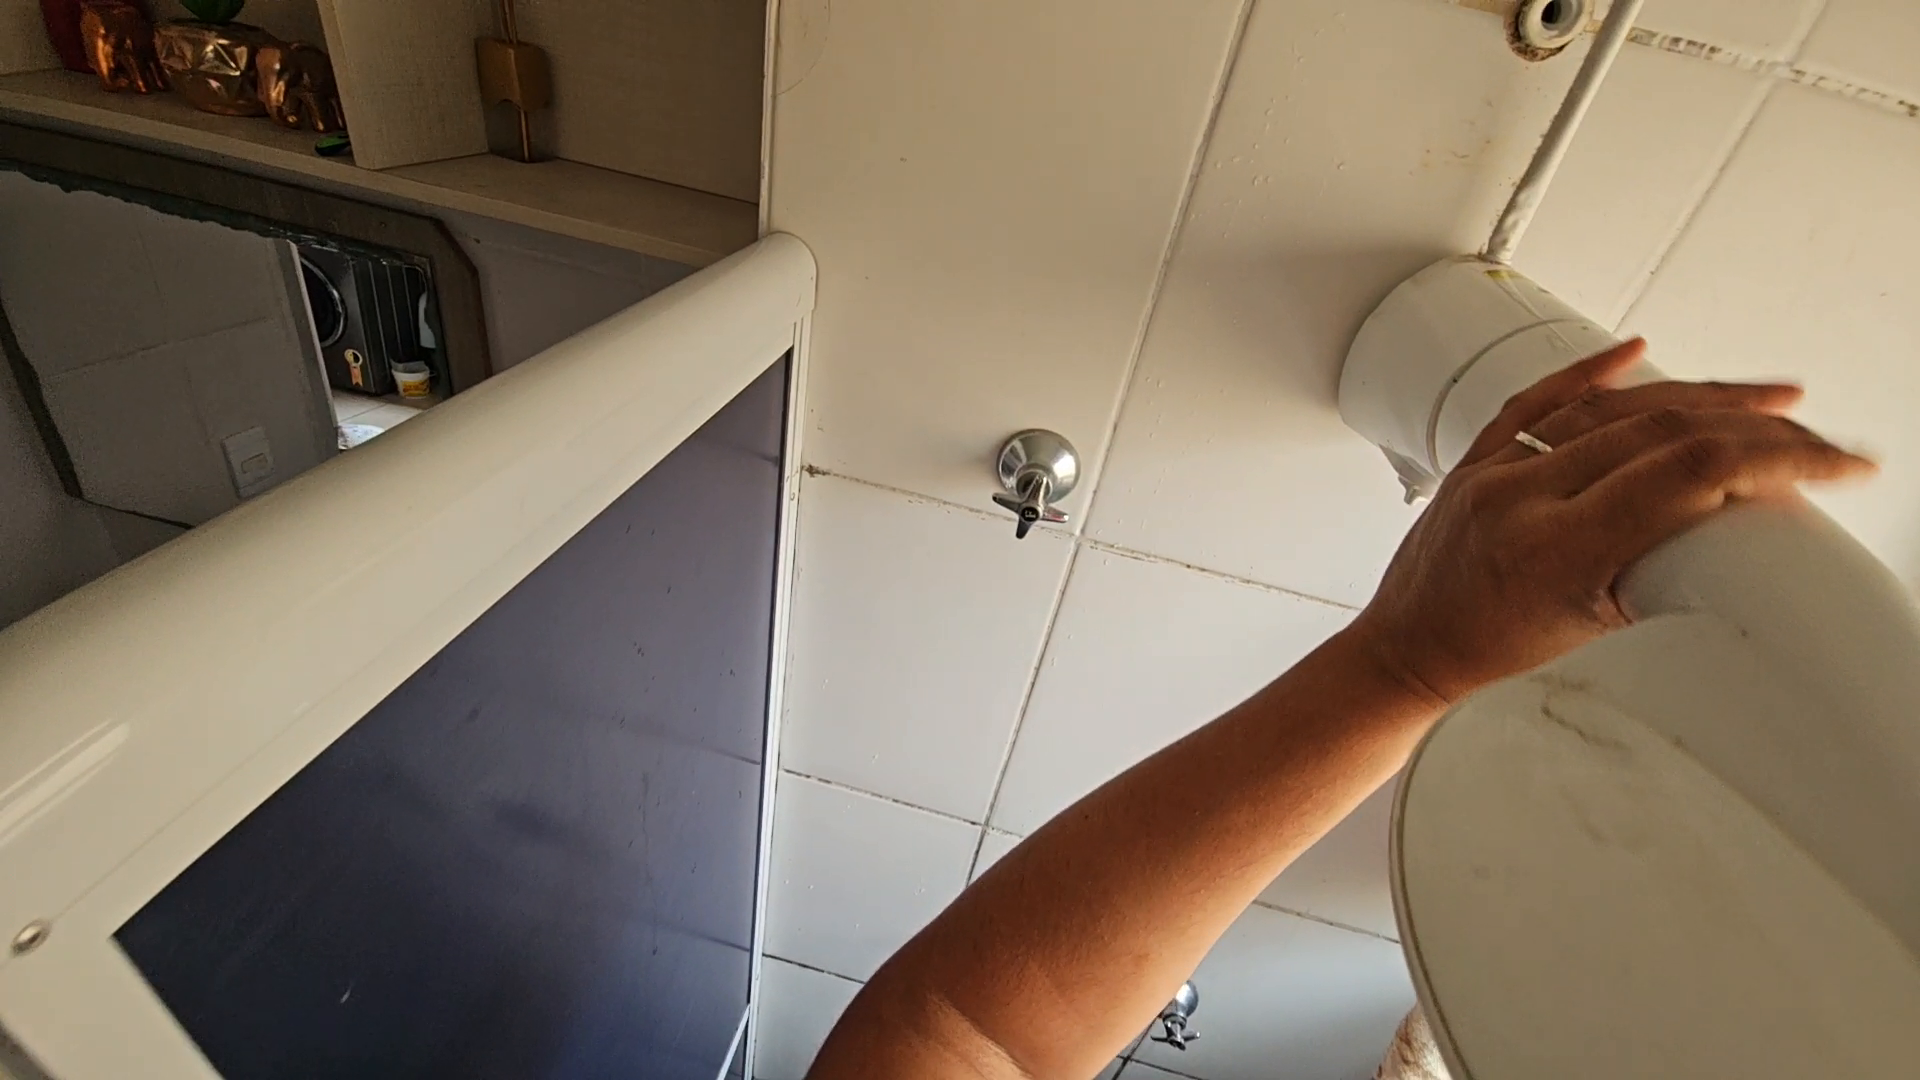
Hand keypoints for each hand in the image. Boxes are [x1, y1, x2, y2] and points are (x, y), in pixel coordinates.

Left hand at [1348, 338, 1874, 706]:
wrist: (1407, 644)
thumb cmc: (1487, 648)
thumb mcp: (1597, 624)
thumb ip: (1663, 567)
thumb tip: (1735, 519)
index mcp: (1557, 548)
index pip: (1691, 470)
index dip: (1784, 456)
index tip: (1837, 463)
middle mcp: (1517, 499)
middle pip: (1657, 430)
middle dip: (1751, 425)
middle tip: (1807, 434)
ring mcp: (1486, 476)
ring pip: (1600, 411)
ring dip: (1688, 396)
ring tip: (1759, 398)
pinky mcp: (1467, 466)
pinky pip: (1527, 406)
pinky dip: (1582, 376)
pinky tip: (1630, 353)